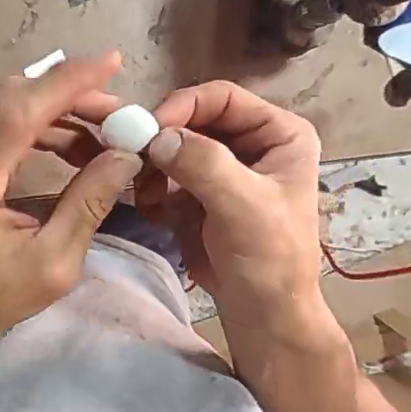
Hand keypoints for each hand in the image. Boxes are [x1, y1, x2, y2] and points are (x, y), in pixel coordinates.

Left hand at [0, 52, 143, 360]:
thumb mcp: (53, 264)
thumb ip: (88, 204)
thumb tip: (127, 155)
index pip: (16, 114)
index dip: (65, 83)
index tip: (110, 62)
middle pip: (10, 99)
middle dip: (69, 94)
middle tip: (118, 112)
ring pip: (5, 104)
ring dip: (57, 108)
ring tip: (104, 133)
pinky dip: (39, 122)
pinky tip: (73, 142)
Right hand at [138, 81, 334, 348]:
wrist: (260, 313)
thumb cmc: (269, 260)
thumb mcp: (245, 207)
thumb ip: (205, 165)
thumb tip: (158, 136)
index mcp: (278, 134)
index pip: (222, 98)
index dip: (184, 106)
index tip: (149, 129)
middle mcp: (249, 142)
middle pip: (190, 119)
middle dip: (160, 139)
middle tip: (132, 159)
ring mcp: (218, 167)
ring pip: (170, 145)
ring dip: (151, 167)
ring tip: (146, 196)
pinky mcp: (194, 191)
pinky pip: (161, 173)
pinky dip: (150, 187)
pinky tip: (152, 212)